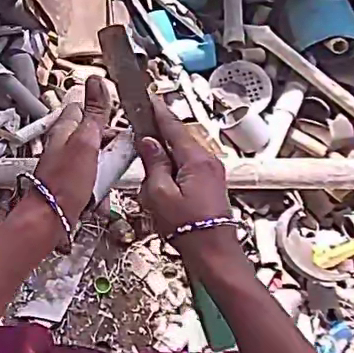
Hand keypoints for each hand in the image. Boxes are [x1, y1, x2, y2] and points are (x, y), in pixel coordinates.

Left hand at [30, 75, 111, 221]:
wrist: (51, 221)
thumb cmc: (62, 184)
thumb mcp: (86, 142)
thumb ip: (95, 113)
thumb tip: (97, 82)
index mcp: (65, 128)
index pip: (86, 109)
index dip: (105, 117)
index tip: (118, 128)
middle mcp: (64, 145)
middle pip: (97, 137)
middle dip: (111, 150)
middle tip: (113, 159)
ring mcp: (69, 166)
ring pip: (98, 161)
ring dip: (106, 172)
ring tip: (103, 181)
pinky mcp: (73, 185)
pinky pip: (94, 182)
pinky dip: (99, 190)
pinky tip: (97, 197)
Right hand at [136, 96, 233, 240]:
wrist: (213, 254)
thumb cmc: (189, 230)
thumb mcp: (159, 194)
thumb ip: (153, 163)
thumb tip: (148, 143)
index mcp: (196, 160)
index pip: (173, 126)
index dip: (158, 111)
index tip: (148, 99)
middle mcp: (209, 161)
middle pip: (179, 138)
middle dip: (158, 137)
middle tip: (139, 136)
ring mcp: (213, 172)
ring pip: (183, 153)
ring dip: (165, 155)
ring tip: (149, 167)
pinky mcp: (211, 184)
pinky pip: (189, 166)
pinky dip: (174, 167)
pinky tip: (162, 180)